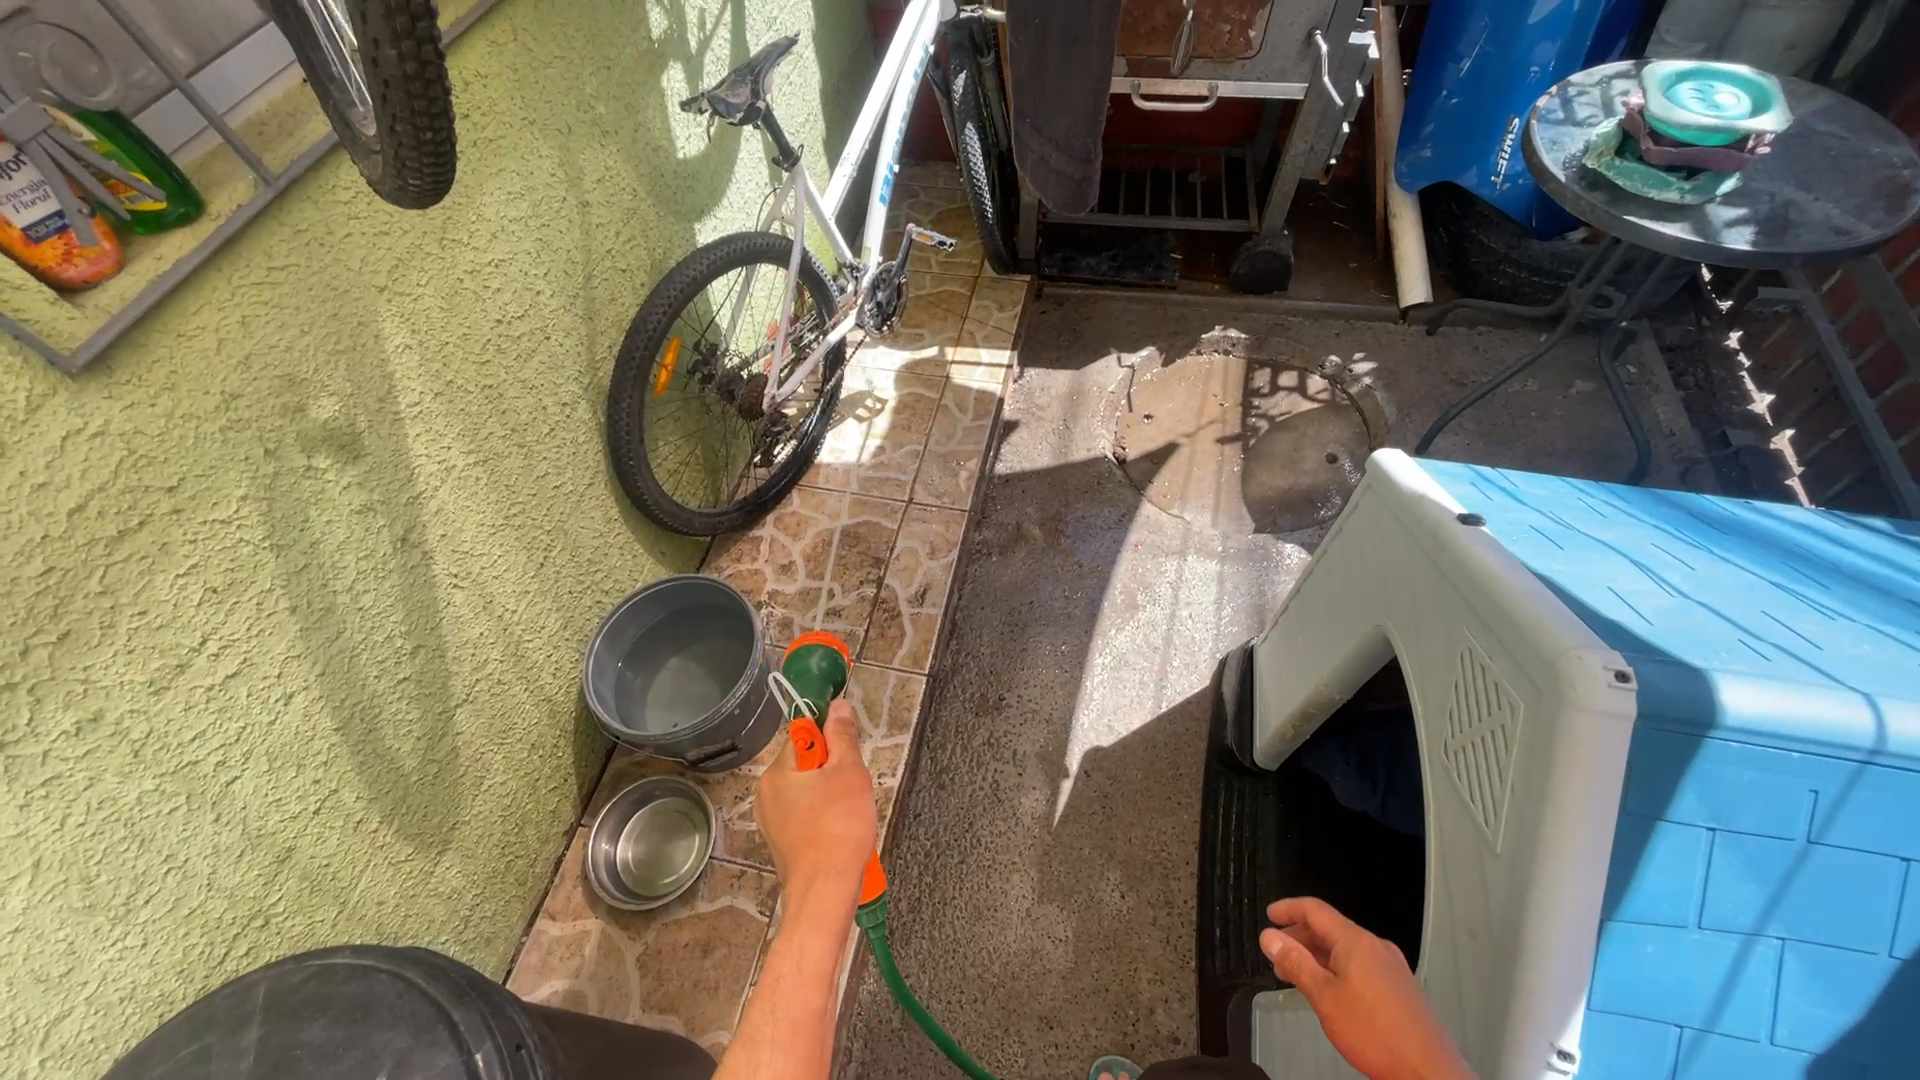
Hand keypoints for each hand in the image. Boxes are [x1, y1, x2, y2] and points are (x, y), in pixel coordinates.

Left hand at [757, 700, 877, 901]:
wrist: (825, 891)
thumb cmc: (839, 827)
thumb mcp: (849, 772)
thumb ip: (843, 736)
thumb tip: (837, 706)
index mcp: (778, 771)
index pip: (802, 733)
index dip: (829, 737)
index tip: (848, 753)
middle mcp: (766, 791)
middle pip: (803, 761)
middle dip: (831, 768)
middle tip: (852, 786)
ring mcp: (770, 818)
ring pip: (804, 788)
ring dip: (828, 791)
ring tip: (848, 810)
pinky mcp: (780, 840)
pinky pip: (802, 812)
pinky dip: (820, 813)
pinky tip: (838, 828)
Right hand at [1260, 897, 1472, 1079]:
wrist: (1429, 1073)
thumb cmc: (1372, 1032)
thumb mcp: (1324, 997)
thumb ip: (1295, 962)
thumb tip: (1268, 936)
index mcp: (1356, 941)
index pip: (1315, 910)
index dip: (1288, 909)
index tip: (1268, 916)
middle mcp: (1376, 946)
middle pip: (1330, 928)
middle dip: (1299, 938)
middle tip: (1277, 956)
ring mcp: (1392, 966)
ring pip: (1346, 949)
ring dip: (1317, 956)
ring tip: (1297, 976)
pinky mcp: (1400, 987)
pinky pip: (1361, 965)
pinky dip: (1337, 968)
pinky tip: (1329, 991)